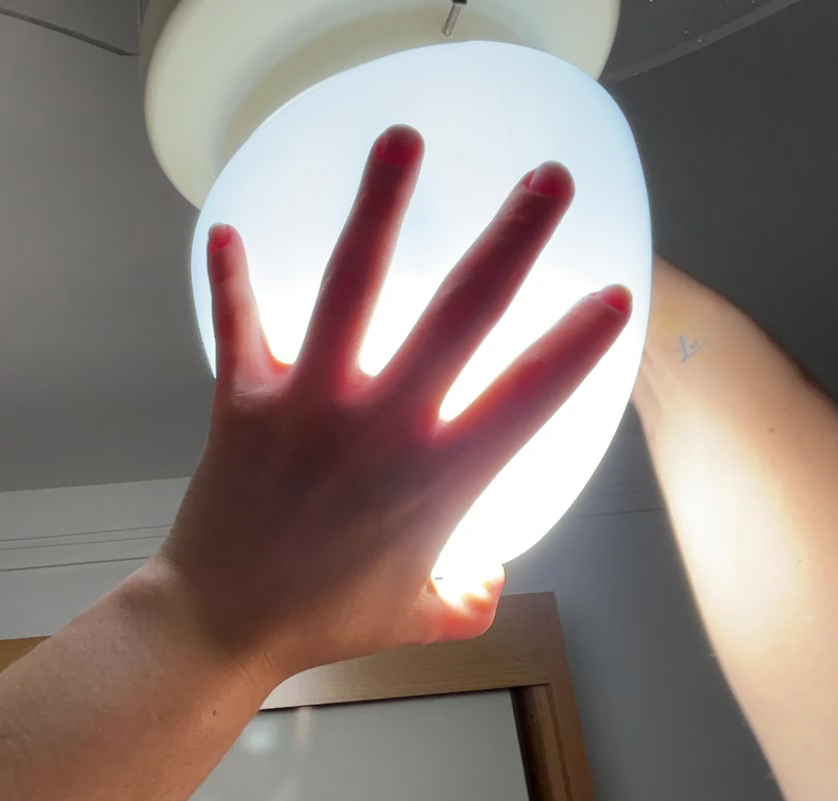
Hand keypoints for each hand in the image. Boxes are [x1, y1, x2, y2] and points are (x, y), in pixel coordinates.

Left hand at [152, 124, 633, 679]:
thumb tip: (488, 581)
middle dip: (514, 239)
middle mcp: (382, 427)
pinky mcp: (244, 404)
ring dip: (380, 208)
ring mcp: (310, 406)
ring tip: (401, 141)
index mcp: (438, 478)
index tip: (612, 294)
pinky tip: (226, 232)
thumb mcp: (413, 620)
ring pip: (351, 287)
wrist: (225, 621)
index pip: (532, 394)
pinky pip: (238, 326)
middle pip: (461, 313)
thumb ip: (464, 598)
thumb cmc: (320, 621)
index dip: (579, 341)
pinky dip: (231, 280)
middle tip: (547, 182)